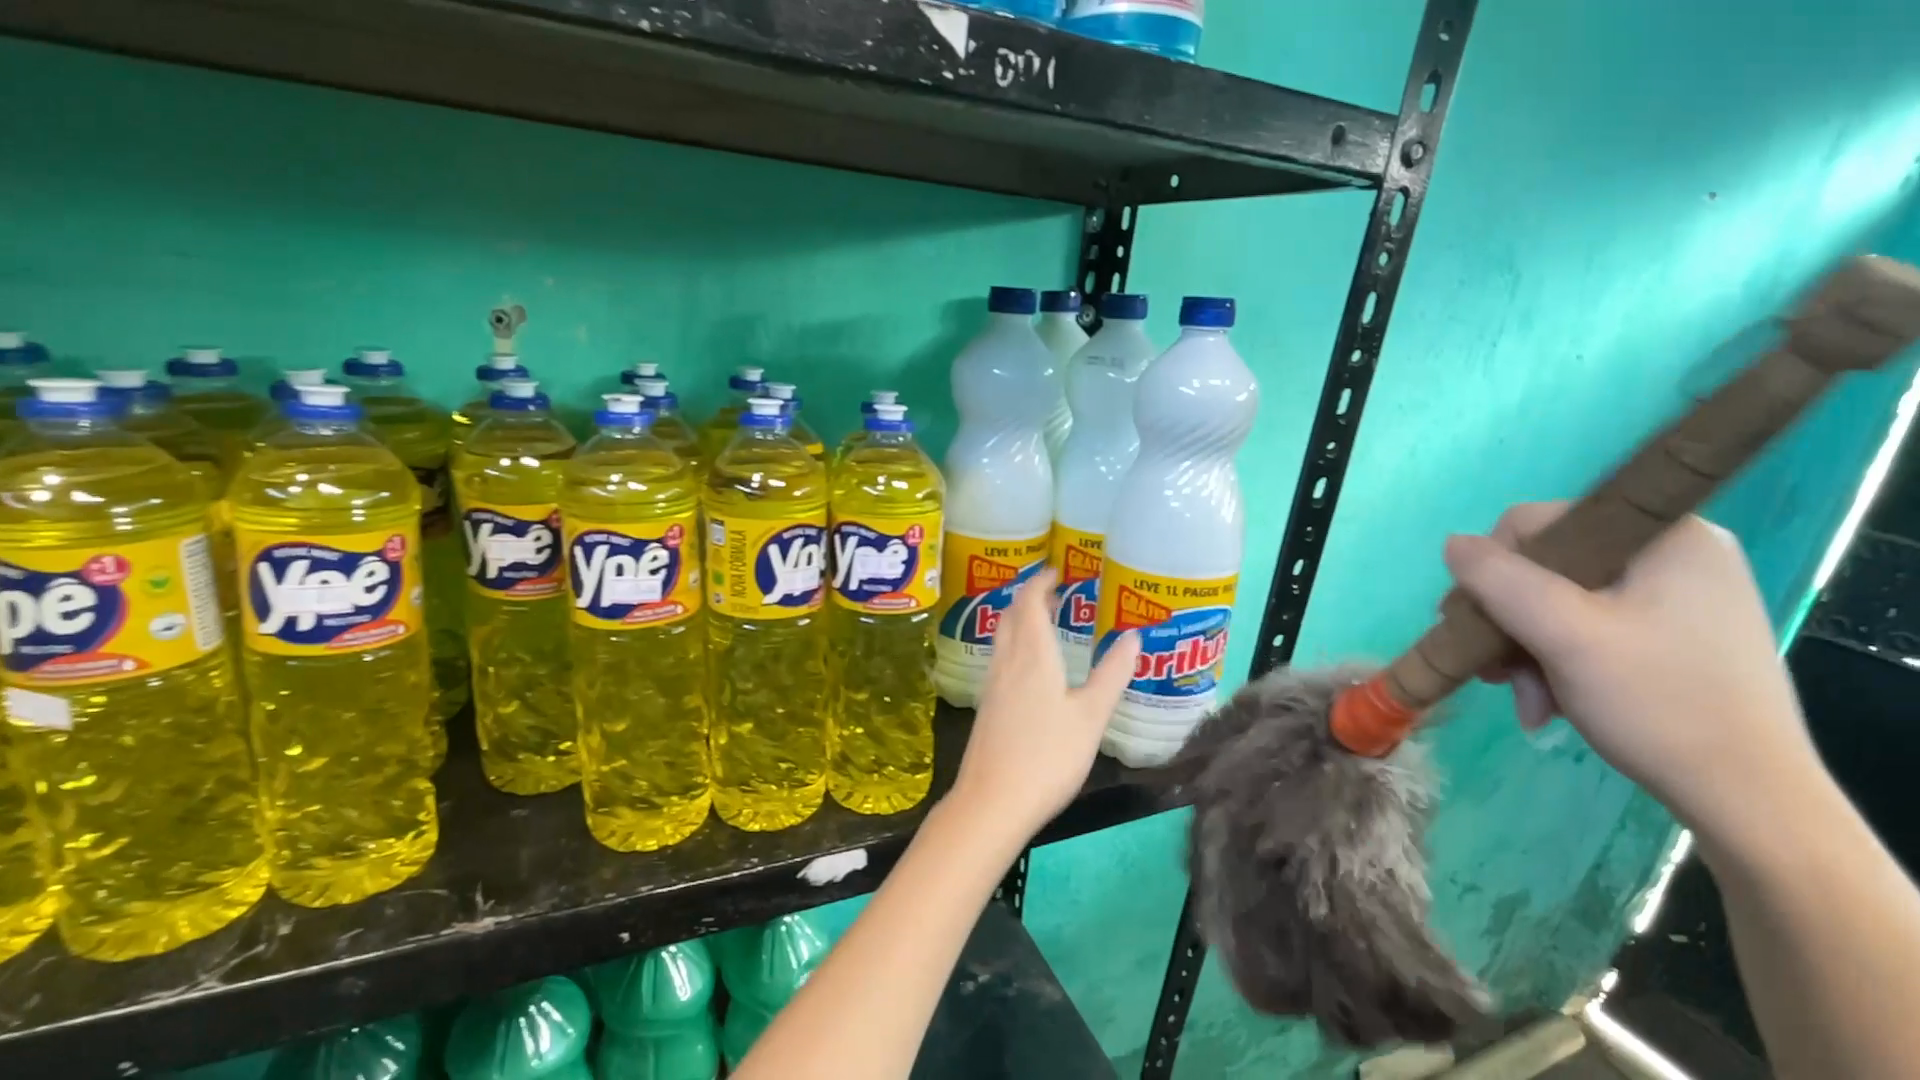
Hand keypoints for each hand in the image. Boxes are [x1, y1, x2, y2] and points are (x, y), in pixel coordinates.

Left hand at [948, 568, 1140, 841]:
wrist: (992, 803)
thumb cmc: (1047, 756)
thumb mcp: (1091, 716)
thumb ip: (1112, 674)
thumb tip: (1133, 634)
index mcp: (1032, 656)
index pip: (1028, 603)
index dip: (1040, 582)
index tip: (1057, 571)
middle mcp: (1006, 663)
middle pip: (1010, 617)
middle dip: (1029, 599)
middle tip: (1055, 595)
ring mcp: (992, 687)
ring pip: (1002, 640)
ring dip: (1021, 623)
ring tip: (1046, 626)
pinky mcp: (986, 709)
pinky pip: (1000, 661)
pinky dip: (1016, 648)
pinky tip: (1031, 670)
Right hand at [1443, 502, 1819, 840]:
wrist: (1749, 796)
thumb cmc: (1658, 702)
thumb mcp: (1563, 635)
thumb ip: (1500, 581)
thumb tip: (1452, 544)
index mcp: (1663, 534)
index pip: (1540, 523)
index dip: (1496, 571)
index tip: (1478, 626)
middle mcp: (1676, 552)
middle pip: (1549, 568)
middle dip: (1513, 625)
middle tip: (1497, 676)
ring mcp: (1682, 596)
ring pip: (1565, 603)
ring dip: (1529, 652)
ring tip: (1527, 700)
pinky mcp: (1680, 635)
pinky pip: (1595, 630)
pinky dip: (1561, 664)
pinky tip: (1550, 703)